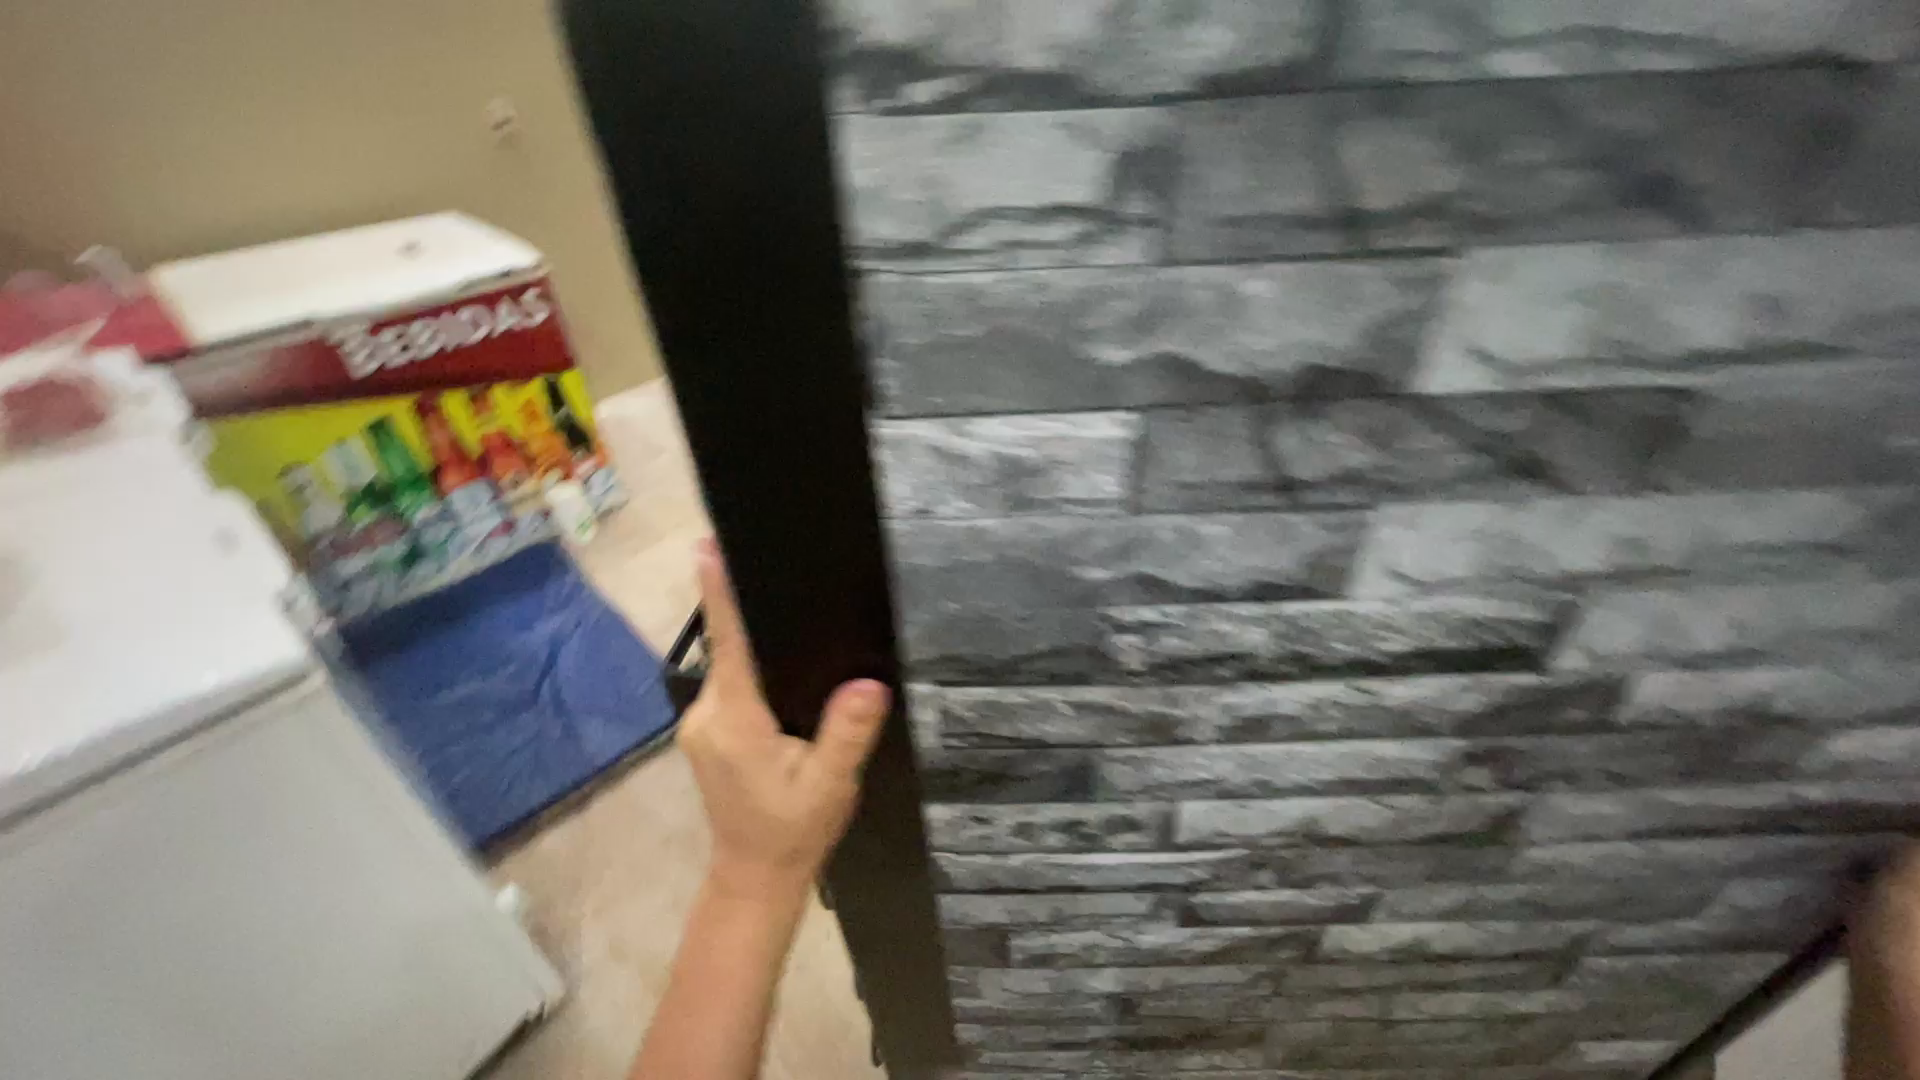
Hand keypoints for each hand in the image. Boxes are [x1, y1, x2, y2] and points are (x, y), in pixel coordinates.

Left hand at [678, 541, 890, 900]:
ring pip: (727, 668)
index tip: (706, 548)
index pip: (728, 646)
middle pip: (726, 650)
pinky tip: (778, 661)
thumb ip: (846, 733)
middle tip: (776, 566)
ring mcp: (701, 725)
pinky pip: (728, 686)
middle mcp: (707, 716)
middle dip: (744, 609)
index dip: (718, 595)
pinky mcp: (707, 734)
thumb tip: (869, 682)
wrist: (756, 876)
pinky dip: (748, 667)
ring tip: (781, 606)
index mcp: (736, 722)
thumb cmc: (793, 830)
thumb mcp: (830, 784)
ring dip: (748, 640)